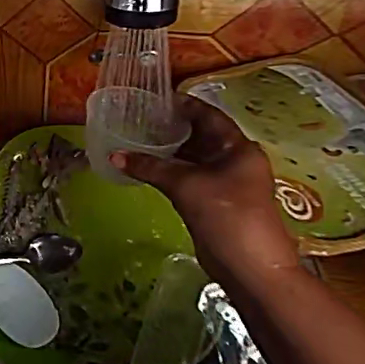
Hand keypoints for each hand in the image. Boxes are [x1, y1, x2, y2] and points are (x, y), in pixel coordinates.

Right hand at [110, 95, 299, 280]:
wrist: (251, 266)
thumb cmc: (227, 216)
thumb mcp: (185, 185)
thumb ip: (149, 167)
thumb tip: (114, 155)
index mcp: (238, 149)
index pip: (207, 115)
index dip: (182, 105)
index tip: (153, 98)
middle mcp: (234, 160)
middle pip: (199, 134)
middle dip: (169, 126)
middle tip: (136, 117)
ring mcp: (224, 181)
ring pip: (191, 156)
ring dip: (165, 148)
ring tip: (134, 137)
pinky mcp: (212, 199)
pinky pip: (186, 174)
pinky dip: (166, 167)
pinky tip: (143, 165)